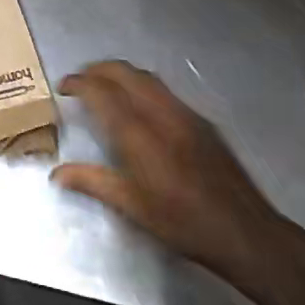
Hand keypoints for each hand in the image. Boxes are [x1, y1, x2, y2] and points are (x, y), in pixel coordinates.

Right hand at [51, 61, 289, 279]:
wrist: (248, 234)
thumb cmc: (184, 223)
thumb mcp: (132, 207)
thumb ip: (92, 182)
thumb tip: (56, 174)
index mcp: (140, 134)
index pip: (102, 92)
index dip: (79, 83)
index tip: (63, 86)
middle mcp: (162, 114)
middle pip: (124, 73)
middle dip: (97, 70)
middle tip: (81, 81)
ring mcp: (186, 115)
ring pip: (147, 77)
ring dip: (120, 74)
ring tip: (105, 88)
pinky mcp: (203, 122)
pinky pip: (164, 91)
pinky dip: (142, 86)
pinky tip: (139, 108)